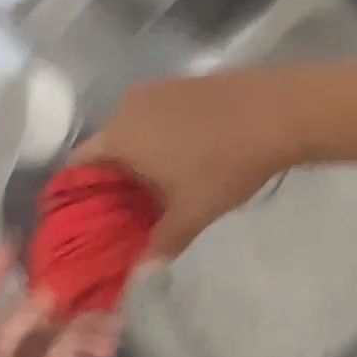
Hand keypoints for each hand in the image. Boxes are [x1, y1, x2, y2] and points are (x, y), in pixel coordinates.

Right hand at [73, 72, 308, 260]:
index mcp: (118, 135)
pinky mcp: (186, 83)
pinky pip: (159, 116)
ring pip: (135, 131)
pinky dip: (164, 138)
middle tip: (134, 213)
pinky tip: (190, 159)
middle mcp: (127, 105)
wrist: (278, 112)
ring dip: (143, 159)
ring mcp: (158, 89)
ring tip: (165, 190)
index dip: (83, 197)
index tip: (97, 220)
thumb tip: (141, 273)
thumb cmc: (225, 165)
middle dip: (117, 181)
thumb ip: (163, 242)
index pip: (78, 166)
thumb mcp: (194, 211)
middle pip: (108, 149)